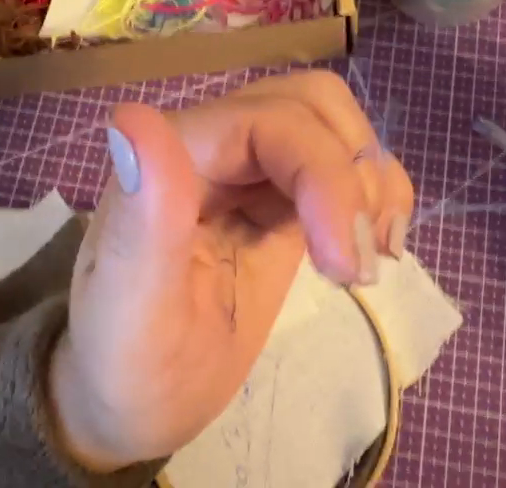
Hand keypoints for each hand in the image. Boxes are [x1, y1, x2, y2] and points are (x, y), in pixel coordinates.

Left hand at [49, 72, 415, 471]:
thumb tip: (133, 117)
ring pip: (335, 124)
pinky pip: (346, 161)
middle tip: (355, 261)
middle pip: (312, 105)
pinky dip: (378, 193)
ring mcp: (255, 167)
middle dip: (350, 175)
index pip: (271, 120)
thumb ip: (144, 215)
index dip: (325, 176)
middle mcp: (219, 143)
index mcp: (177, 152)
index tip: (343, 266)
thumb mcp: (132, 307)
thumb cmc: (127, 362)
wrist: (140, 400)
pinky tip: (377, 248)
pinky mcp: (284, 196)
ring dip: (370, 183)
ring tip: (364, 263)